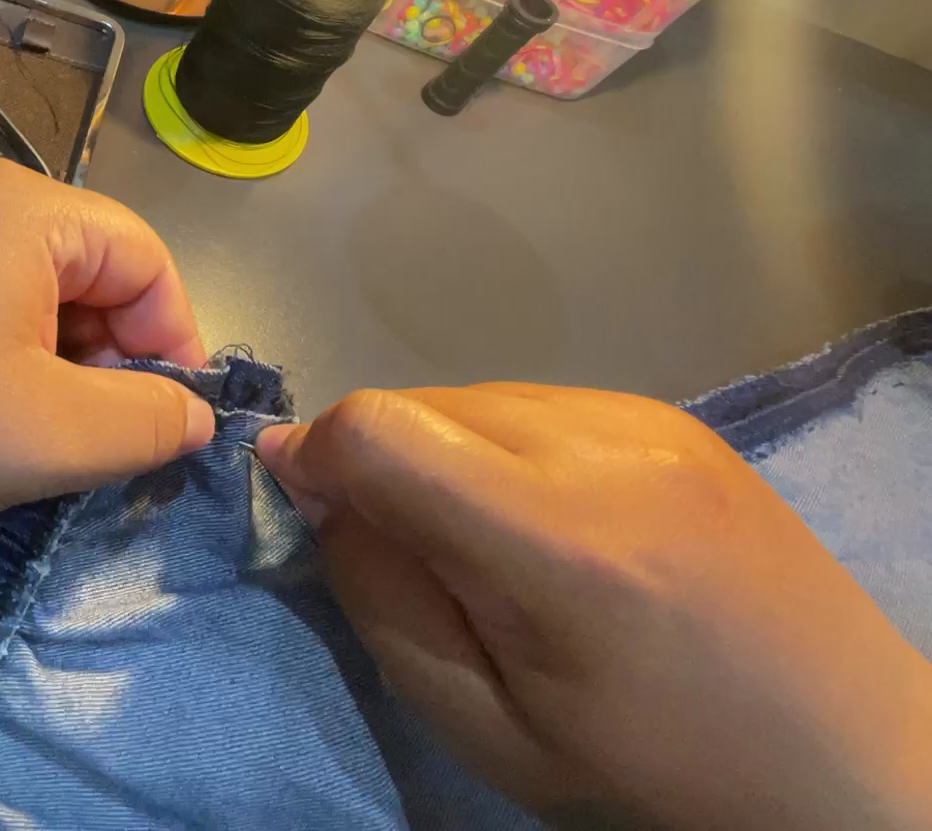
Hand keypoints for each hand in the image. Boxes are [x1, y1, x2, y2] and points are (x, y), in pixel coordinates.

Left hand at [0, 160, 214, 579]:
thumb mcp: (45, 435)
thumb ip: (146, 421)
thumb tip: (194, 414)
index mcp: (18, 205)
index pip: (143, 254)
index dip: (175, 337)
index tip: (170, 420)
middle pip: (82, 266)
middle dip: (108, 352)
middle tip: (92, 437)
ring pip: (21, 287)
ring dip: (49, 358)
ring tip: (26, 431)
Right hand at [258, 386, 931, 830]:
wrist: (863, 772)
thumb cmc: (650, 771)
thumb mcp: (476, 719)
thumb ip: (375, 592)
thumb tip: (318, 489)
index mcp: (564, 547)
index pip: (379, 431)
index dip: (316, 454)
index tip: (306, 499)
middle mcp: (607, 451)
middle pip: (408, 405)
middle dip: (371, 463)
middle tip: (404, 541)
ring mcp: (644, 418)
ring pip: (454, 396)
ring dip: (427, 452)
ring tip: (479, 529)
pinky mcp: (662, 410)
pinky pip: (512, 401)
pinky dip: (481, 444)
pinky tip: (535, 507)